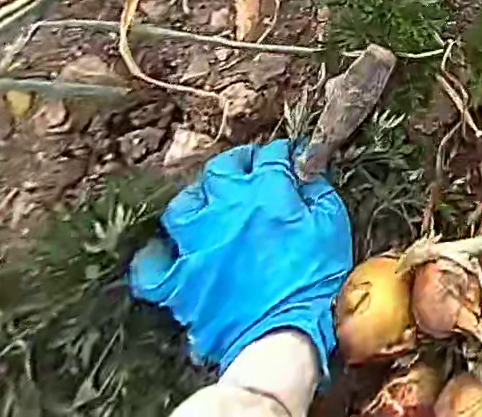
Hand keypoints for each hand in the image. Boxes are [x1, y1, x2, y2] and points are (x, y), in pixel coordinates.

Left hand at [130, 140, 351, 375]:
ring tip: (212, 203)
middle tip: (252, 168)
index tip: (291, 158)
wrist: (283, 330)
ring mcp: (197, 245)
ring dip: (198, 199)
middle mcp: (227, 208)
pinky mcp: (178, 282)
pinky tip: (171, 250)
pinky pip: (151, 265)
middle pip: (222, 168)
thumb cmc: (314, 273)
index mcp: (267, 190)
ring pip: (183, 206)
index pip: (270, 153)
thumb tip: (306, 165)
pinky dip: (157, 255)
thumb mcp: (330, 219)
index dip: (283, 151)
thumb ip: (316, 186)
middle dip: (239, 162)